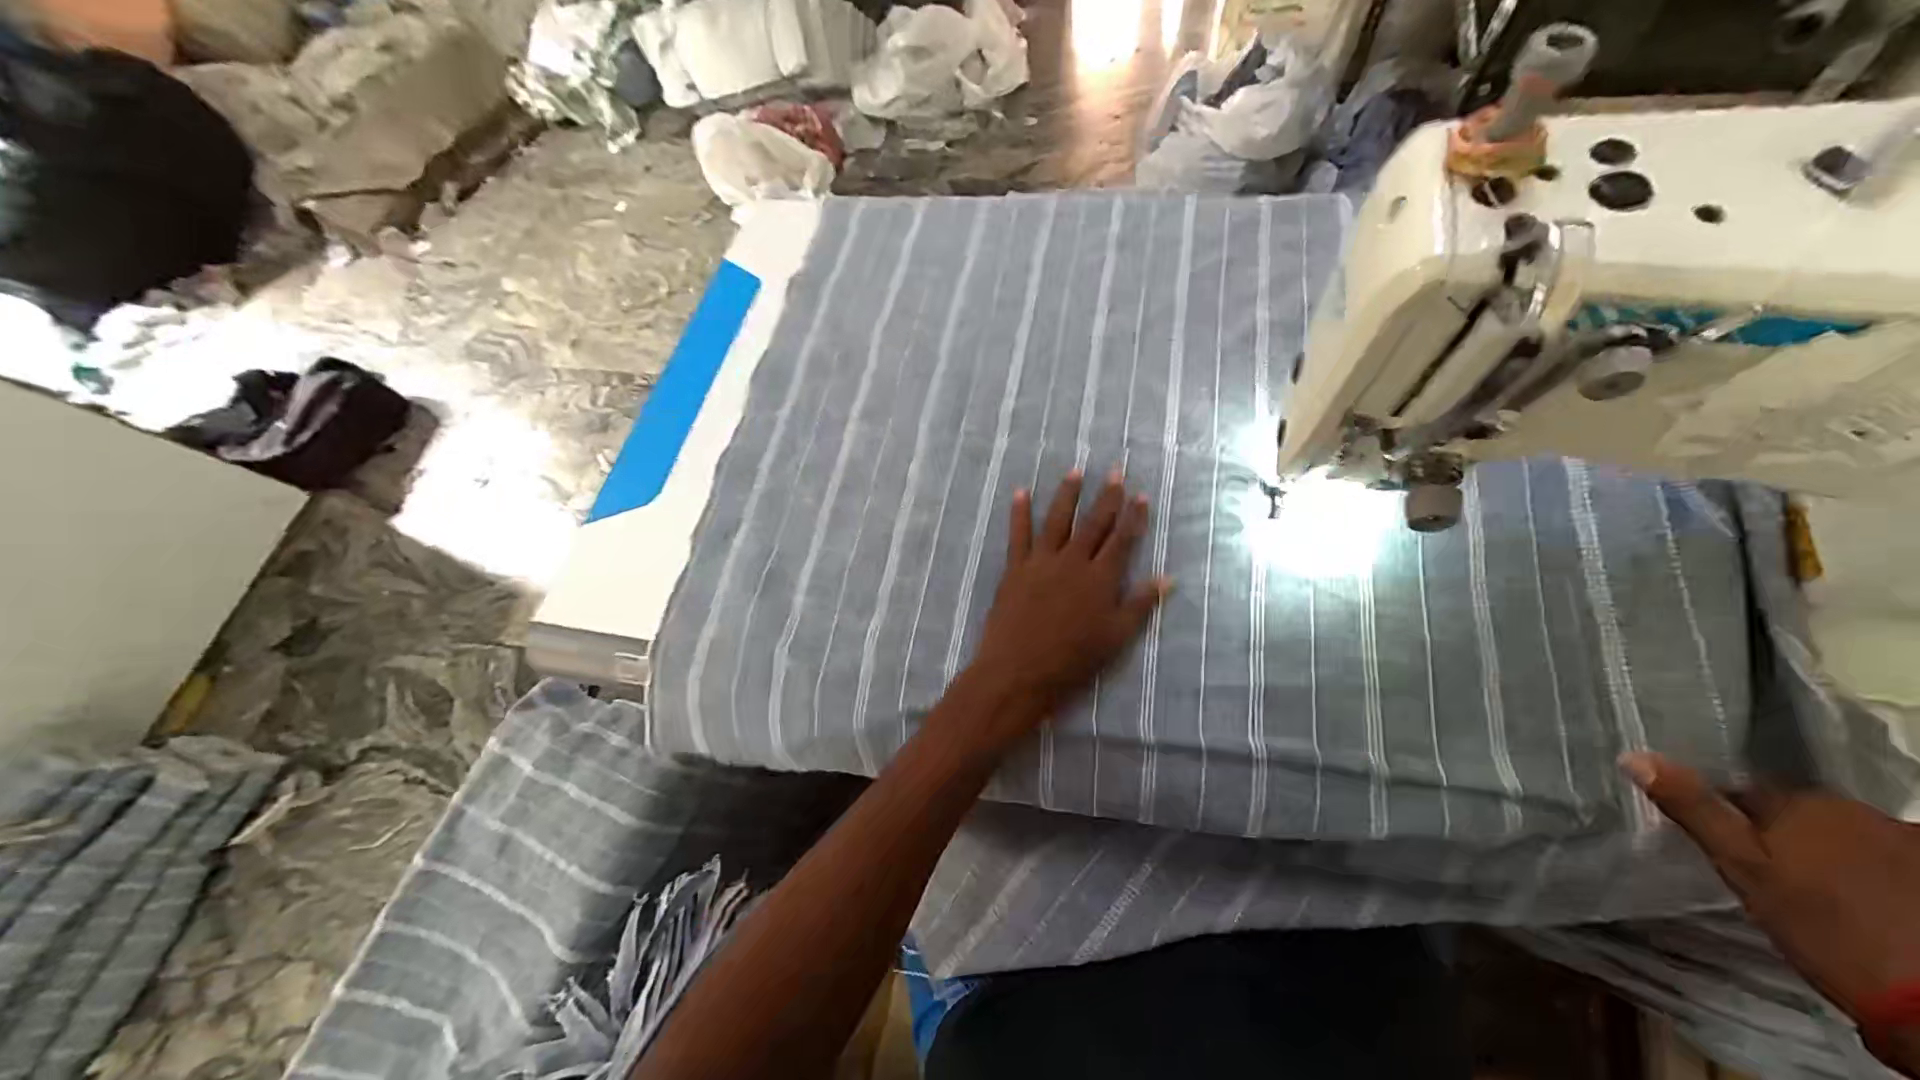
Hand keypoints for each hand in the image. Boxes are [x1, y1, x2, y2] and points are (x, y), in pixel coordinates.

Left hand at [966, 469, 1168, 730]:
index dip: (1133, 516)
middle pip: (1093, 523)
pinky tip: (1020, 492)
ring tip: (1075, 472)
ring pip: (1057, 520)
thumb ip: (1140, 604)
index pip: (1122, 540)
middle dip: (1106, 496)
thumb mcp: (1116, 637)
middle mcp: (1073, 561)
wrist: (1020, 669)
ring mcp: (1041, 562)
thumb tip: (1168, 578)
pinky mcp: (1015, 568)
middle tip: (1114, 471)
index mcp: (1101, 578)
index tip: (1140, 494)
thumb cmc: (1073, 659)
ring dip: (1067, 495)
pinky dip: (1019, 513)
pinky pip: (1018, 534)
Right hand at [1624, 753, 1919, 1072]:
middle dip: (1783, 833)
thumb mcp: (1743, 869)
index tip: (1717, 842)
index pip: (1744, 791)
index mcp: (1804, 803)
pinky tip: (1873, 908)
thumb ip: (1693, 809)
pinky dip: (1877, 877)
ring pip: (1852, 839)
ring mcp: (1913, 844)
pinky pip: (1892, 864)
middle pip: (1803, 814)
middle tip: (1767, 872)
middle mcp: (1862, 811)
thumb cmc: (1822, 926)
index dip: (1724, 812)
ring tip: (1824, 895)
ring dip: (1834, 855)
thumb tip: (1632, 756)